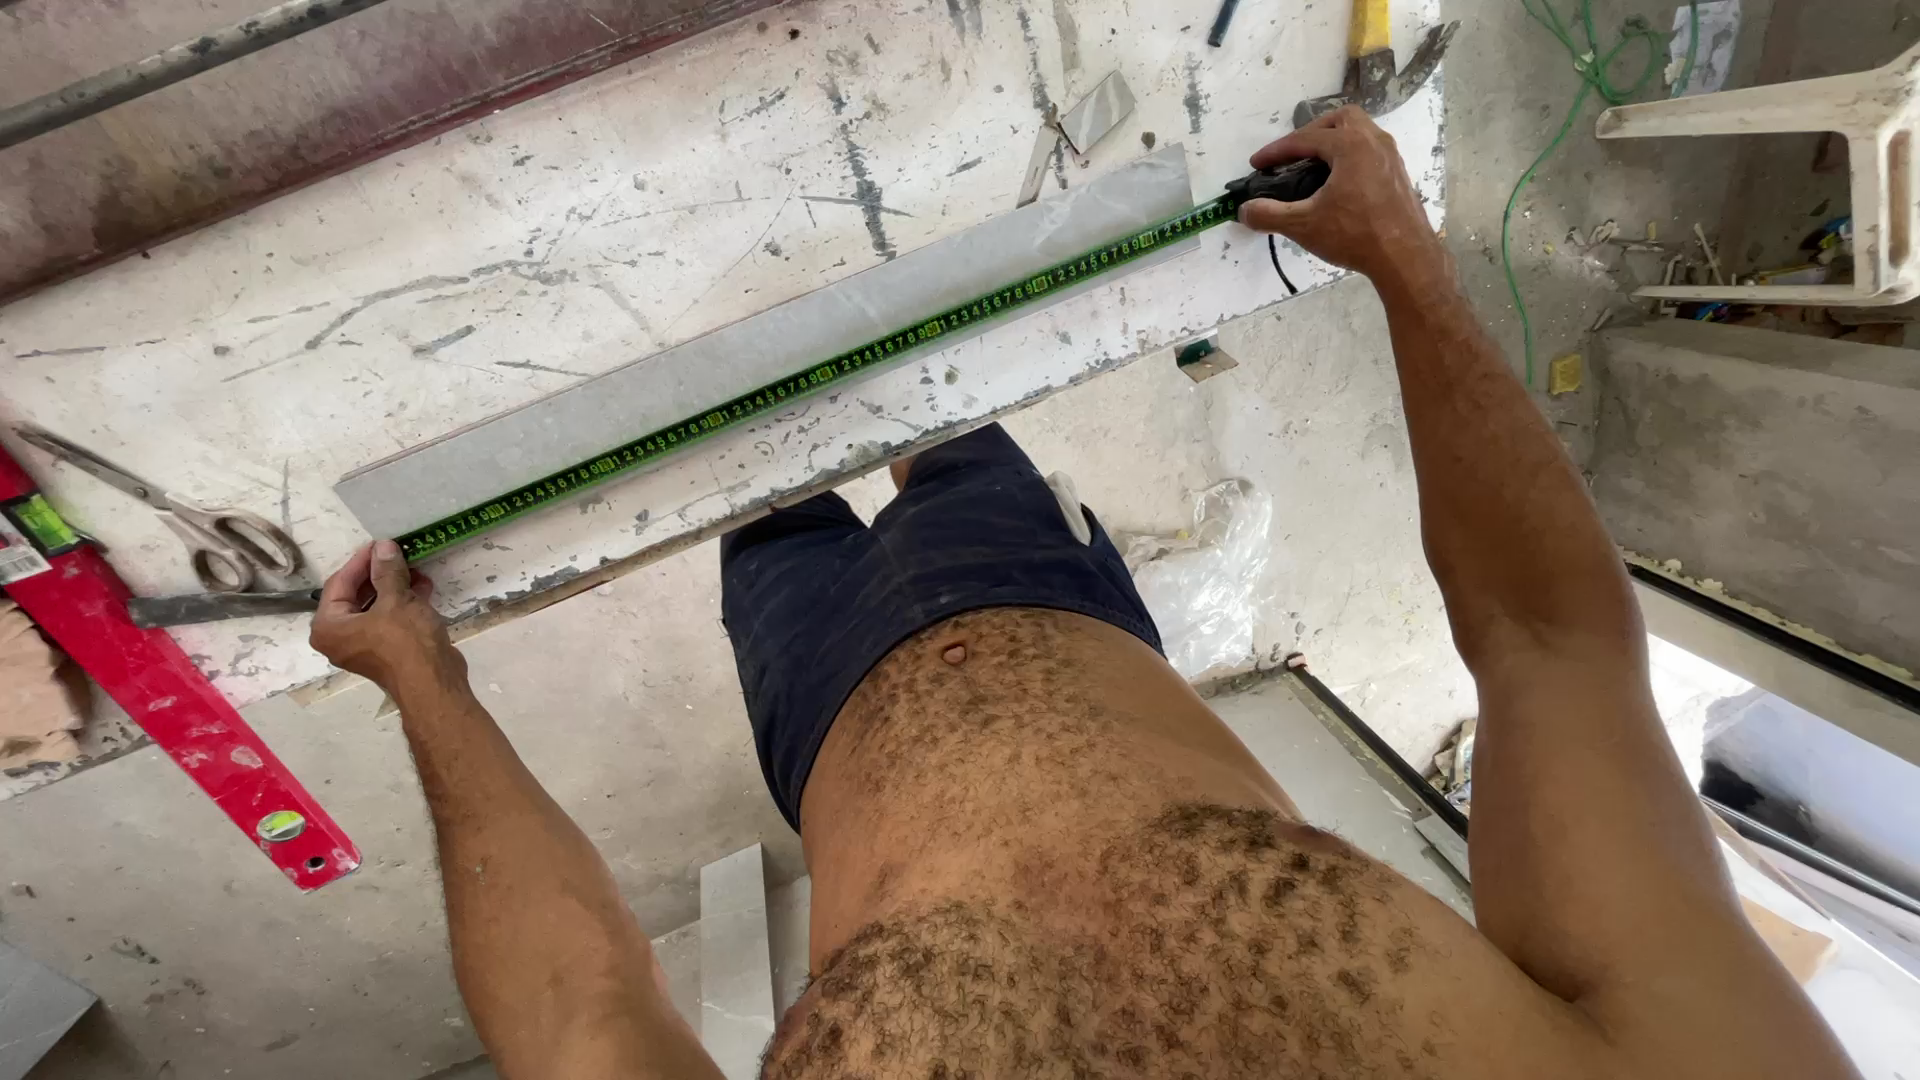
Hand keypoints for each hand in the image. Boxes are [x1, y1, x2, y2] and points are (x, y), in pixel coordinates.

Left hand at [309, 540, 462, 690]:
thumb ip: (388, 572)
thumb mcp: (397, 601)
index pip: (339, 584)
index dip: (362, 561)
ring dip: (395, 587)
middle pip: (355, 596)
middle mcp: (339, 637)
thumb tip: (384, 546)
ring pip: (375, 607)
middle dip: (380, 574)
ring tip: (415, 570)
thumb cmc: (406, 641)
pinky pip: (389, 619)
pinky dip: (403, 604)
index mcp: (328, 626)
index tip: (381, 544)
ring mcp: (363, 645)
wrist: (432, 681)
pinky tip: (422, 589)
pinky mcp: (387, 650)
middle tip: (399, 555)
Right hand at [1237, 105, 1445, 283]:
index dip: (1276, 151)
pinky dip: (1347, 155)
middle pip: (1339, 120)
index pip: (1306, 139)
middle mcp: (1373, 141)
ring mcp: (1389, 156)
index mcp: (1350, 145)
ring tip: (1312, 165)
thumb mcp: (1303, 226)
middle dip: (1310, 133)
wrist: (1403, 255)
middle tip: (1291, 154)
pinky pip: (1368, 150)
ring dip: (1332, 141)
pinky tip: (1336, 181)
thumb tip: (1245, 210)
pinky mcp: (1396, 173)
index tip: (1256, 164)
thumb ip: (1269, 215)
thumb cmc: (1353, 234)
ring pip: (1358, 132)